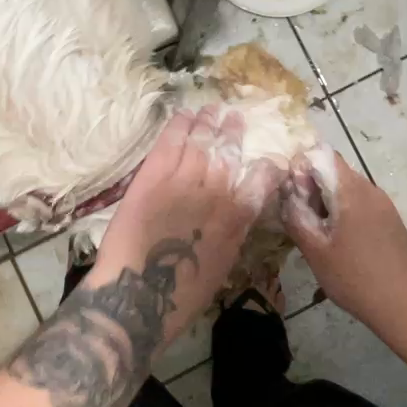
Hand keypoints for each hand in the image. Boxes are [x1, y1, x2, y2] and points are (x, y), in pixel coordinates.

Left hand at [90, 108, 281, 350]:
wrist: (137, 295)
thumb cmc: (182, 293)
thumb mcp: (224, 263)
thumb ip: (234, 230)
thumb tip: (238, 212)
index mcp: (237, 217)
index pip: (263, 177)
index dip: (268, 165)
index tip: (269, 158)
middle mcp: (216, 191)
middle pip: (230, 150)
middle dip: (234, 132)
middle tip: (236, 118)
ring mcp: (184, 179)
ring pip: (201, 139)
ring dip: (208, 122)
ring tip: (212, 110)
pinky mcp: (153, 175)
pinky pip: (170, 140)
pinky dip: (180, 124)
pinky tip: (184, 115)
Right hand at [282, 151, 406, 329]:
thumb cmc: (356, 278)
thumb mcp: (316, 252)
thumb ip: (297, 217)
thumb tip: (287, 193)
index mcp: (351, 191)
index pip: (322, 155)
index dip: (301, 167)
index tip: (291, 195)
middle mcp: (370, 189)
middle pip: (335, 171)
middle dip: (313, 186)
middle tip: (301, 217)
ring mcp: (384, 205)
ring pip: (348, 188)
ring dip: (328, 201)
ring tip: (318, 232)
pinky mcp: (392, 220)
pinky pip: (362, 203)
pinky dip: (345, 212)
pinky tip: (340, 242)